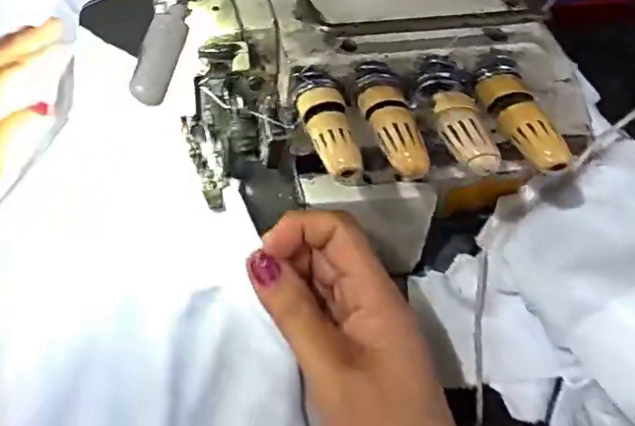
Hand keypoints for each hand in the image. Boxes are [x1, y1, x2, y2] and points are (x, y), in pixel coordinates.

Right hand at [247, 210, 450, 425]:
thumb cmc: (379, 421)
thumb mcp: (329, 366)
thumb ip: (292, 308)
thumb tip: (256, 256)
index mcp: (378, 297)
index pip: (337, 230)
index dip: (297, 229)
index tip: (265, 256)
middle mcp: (374, 301)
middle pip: (327, 247)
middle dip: (287, 252)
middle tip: (261, 284)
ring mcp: (367, 323)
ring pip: (321, 273)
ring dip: (289, 276)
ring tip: (269, 303)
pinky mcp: (357, 344)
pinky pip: (321, 301)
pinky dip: (295, 299)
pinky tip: (283, 318)